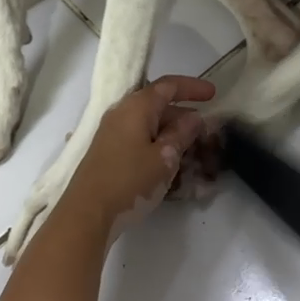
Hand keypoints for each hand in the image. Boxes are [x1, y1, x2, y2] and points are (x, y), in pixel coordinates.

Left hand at [63, 75, 215, 230]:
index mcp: (136, 106)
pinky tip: (167, 163)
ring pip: (147, 124)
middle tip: (205, 130)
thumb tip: (193, 118)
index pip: (168, 86)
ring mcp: (111, 133)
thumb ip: (181, 134)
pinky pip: (138, 138)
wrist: (86, 214)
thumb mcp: (164, 158)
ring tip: (191, 149)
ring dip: (170, 132)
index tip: (213, 94)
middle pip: (157, 104)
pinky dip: (156, 144)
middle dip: (183, 114)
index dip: (192, 87)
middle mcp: (121, 113)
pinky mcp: (107, 153)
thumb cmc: (130, 181)